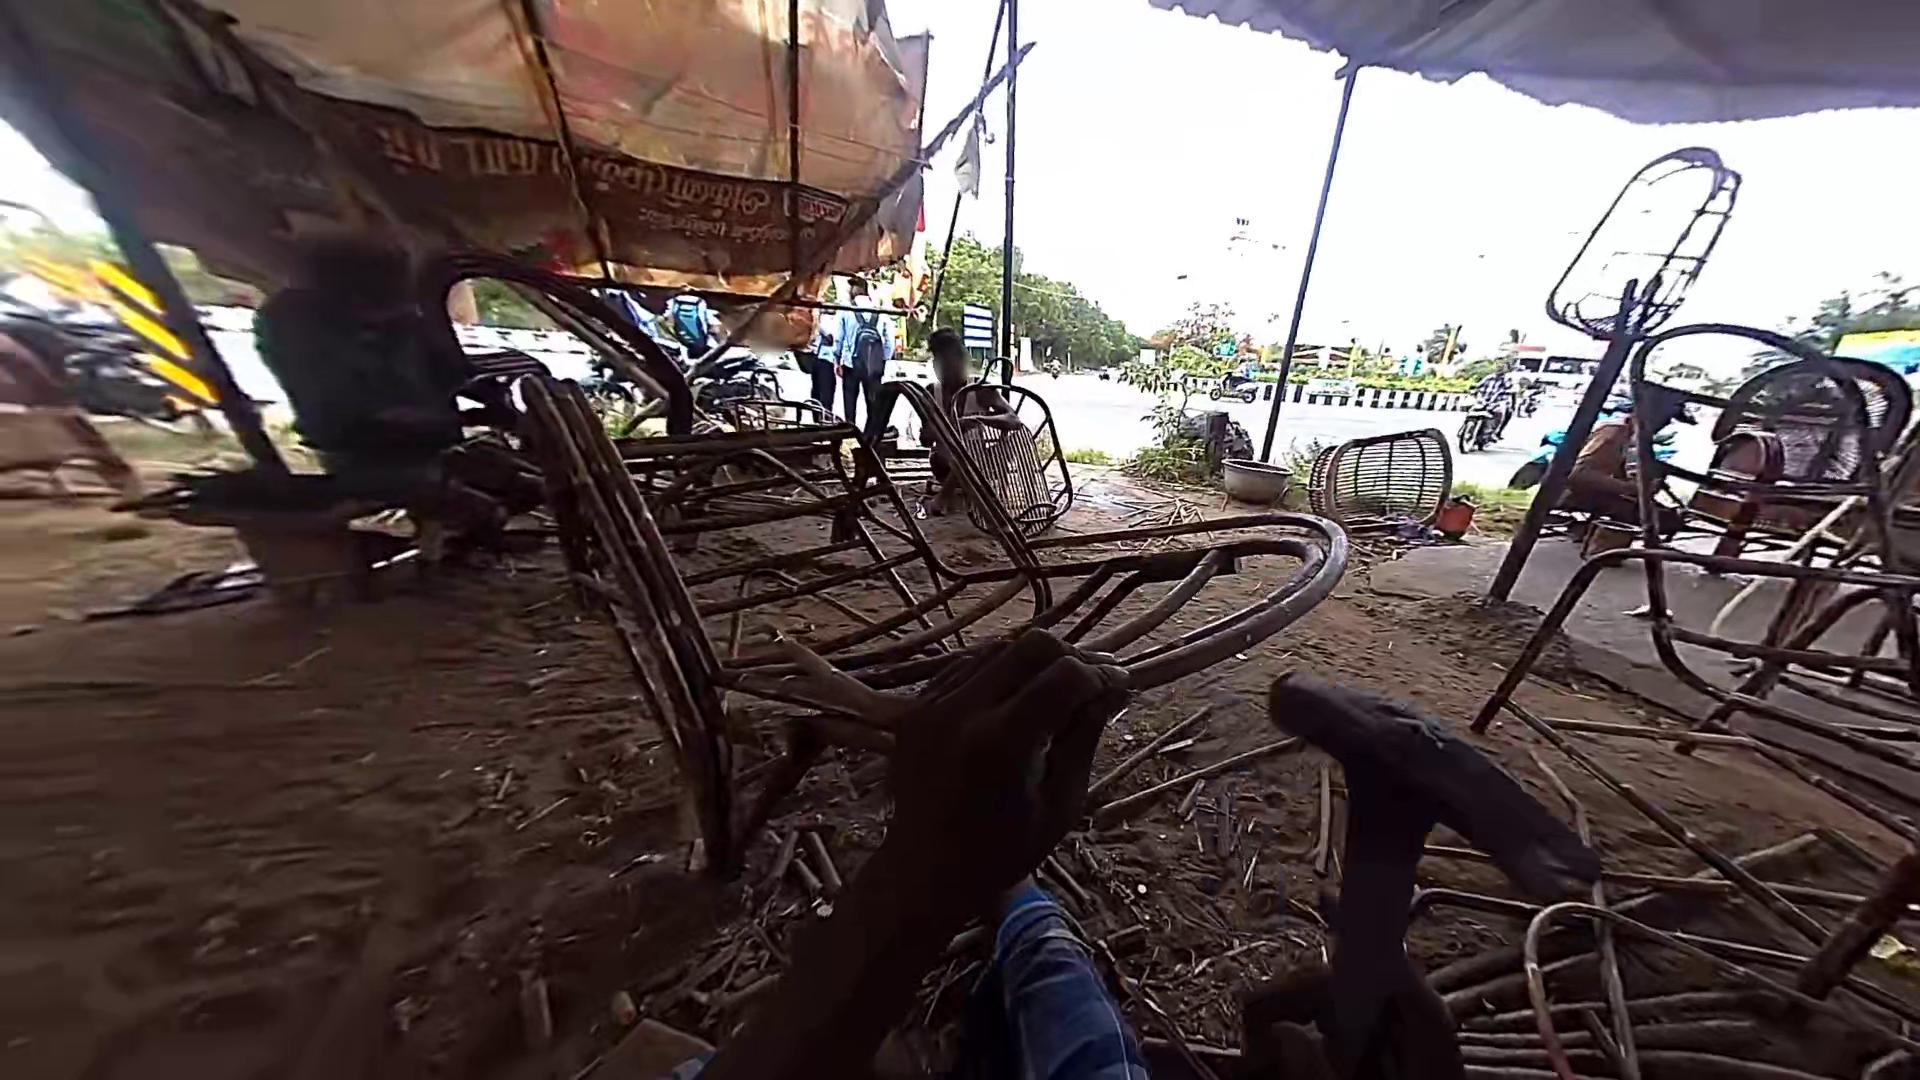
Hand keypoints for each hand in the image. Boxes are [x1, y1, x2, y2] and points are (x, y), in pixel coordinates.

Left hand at [882, 631, 1128, 913]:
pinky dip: (1002, 666)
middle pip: (1032, 645)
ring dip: (1038, 658)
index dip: (1103, 674)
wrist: (922, 868)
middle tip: (1095, 679)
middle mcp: (962, 709)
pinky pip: (970, 662)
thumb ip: (1085, 735)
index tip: (1122, 685)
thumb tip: (1115, 685)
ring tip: (1062, 681)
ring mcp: (934, 701)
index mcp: (1000, 743)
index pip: (1065, 677)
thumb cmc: (1002, 851)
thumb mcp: (1060, 803)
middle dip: (1073, 656)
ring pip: (1000, 646)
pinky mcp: (920, 701)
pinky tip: (1020, 686)